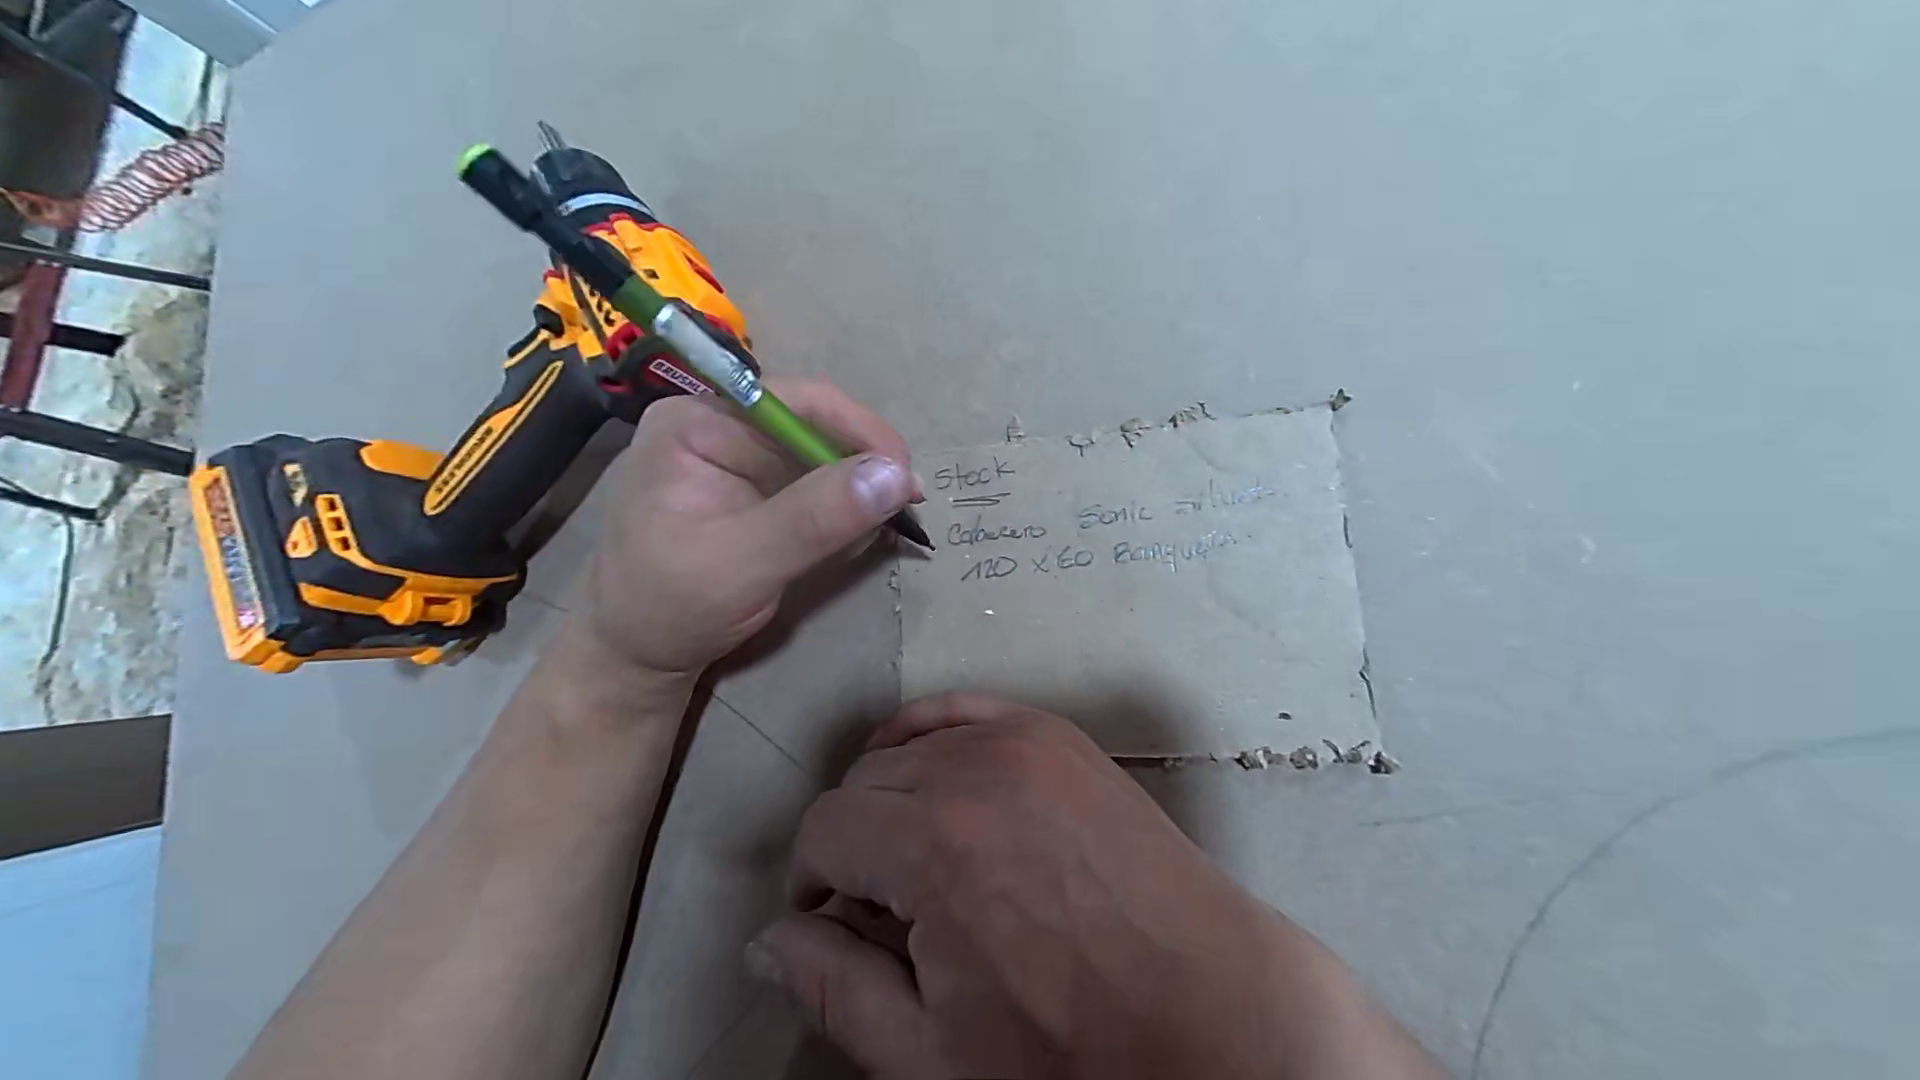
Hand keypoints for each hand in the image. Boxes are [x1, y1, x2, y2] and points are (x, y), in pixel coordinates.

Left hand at [575, 378, 918, 678]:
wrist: (637, 656)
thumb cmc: (670, 607)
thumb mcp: (744, 563)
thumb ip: (816, 517)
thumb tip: (896, 475)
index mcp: (698, 423)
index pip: (794, 402)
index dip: (858, 430)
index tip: (905, 475)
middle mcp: (720, 427)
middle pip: (813, 423)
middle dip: (862, 464)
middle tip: (906, 504)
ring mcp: (739, 458)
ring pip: (820, 455)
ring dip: (858, 488)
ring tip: (885, 522)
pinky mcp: (756, 490)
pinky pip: (814, 484)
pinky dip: (843, 507)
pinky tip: (856, 532)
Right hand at [749, 694, 1443, 1079]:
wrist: (1212, 1011)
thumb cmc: (1068, 1053)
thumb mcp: (931, 1053)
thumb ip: (834, 986)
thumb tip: (766, 939)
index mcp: (934, 842)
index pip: (824, 828)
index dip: (814, 880)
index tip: (835, 922)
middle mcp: (972, 766)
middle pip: (862, 781)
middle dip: (854, 841)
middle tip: (883, 902)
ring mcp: (1021, 737)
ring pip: (908, 746)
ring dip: (894, 796)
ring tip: (917, 852)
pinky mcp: (1057, 732)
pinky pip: (964, 709)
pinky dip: (932, 735)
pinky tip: (934, 773)